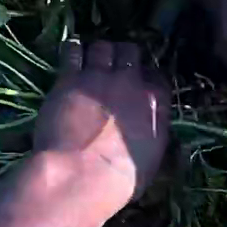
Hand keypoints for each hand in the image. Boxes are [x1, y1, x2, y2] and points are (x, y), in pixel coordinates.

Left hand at [31, 40, 168, 211]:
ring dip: (98, 51)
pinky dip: (72, 49)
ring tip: (90, 57)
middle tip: (113, 64)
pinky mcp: (69, 78)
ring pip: (102, 47)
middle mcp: (129, 82)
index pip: (156, 76)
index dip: (146, 77)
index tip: (138, 83)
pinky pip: (72, 51)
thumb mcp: (153, 158)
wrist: (80, 173)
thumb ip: (155, 132)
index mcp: (154, 101)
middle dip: (123, 55)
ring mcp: (98, 77)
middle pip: (130, 52)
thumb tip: (152, 125)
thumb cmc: (120, 179)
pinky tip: (70, 52)